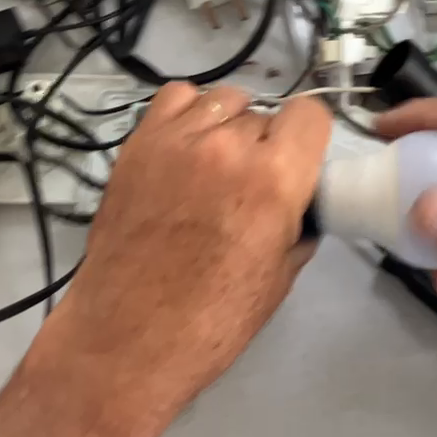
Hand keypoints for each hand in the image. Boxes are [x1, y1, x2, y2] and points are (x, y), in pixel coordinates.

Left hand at [46, 82, 329, 406]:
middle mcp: (229, 146)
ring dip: (229, 125)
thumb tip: (300, 200)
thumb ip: (299, 222)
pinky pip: (176, 97)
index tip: (300, 159)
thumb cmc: (212, 320)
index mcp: (274, 179)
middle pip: (266, 114)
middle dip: (266, 145)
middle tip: (250, 184)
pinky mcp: (140, 143)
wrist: (126, 338)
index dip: (309, 137)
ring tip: (216, 163)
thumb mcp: (280, 276)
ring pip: (224, 100)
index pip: (310, 114)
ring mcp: (179, 139)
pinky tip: (187, 145)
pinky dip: (188, 113)